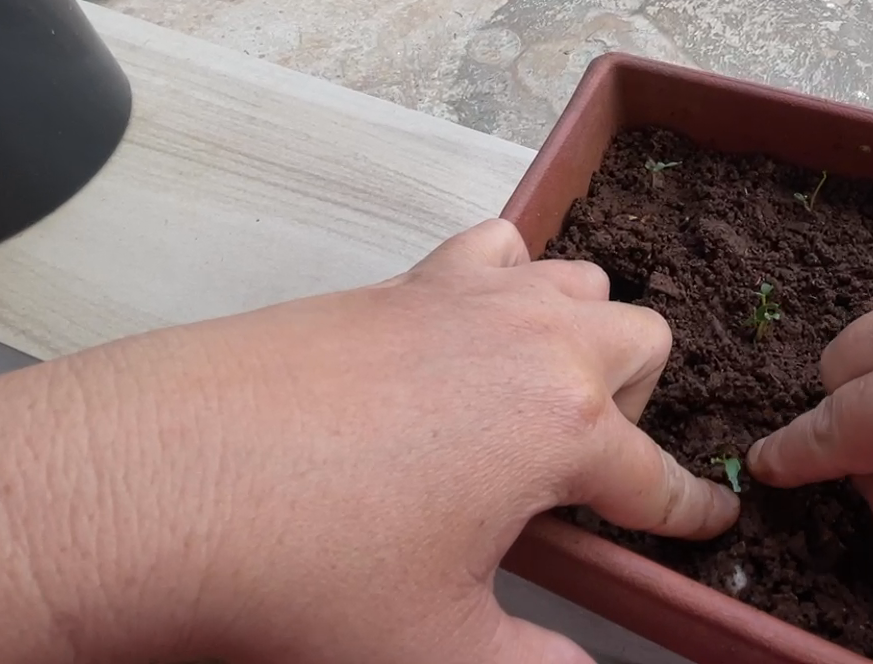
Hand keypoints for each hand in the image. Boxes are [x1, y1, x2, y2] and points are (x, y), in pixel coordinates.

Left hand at [0, 220, 737, 663]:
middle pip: (645, 341)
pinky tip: (472, 326)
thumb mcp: (430, 650)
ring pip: (583, 284)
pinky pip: (500, 248)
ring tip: (532, 393)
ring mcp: (481, 296)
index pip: (658, 478)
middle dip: (637, 403)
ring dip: (582, 335)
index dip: (693, 507)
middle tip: (577, 465)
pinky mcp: (420, 275)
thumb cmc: (306, 572)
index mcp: (564, 427)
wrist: (155, 476)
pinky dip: (510, 277)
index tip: (717, 514)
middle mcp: (542, 341)